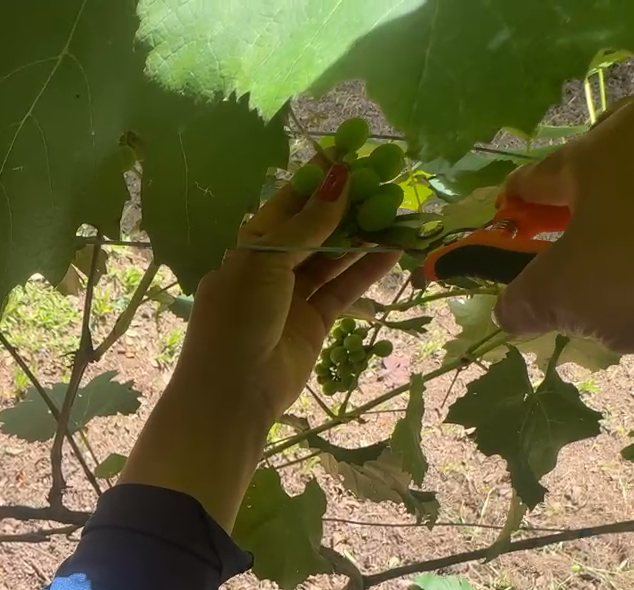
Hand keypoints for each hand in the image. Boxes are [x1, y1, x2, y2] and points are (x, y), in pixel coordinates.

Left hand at [120, 167, 397, 528]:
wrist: (232, 393)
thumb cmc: (236, 323)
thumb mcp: (264, 266)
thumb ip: (305, 227)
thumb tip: (340, 179)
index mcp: (246, 252)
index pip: (285, 207)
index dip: (316, 182)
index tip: (351, 152)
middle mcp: (269, 272)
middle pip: (314, 231)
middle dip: (347, 206)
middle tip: (388, 177)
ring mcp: (292, 298)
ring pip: (334, 258)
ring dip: (364, 235)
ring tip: (401, 206)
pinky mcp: (314, 322)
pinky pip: (344, 288)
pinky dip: (368, 269)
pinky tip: (396, 247)